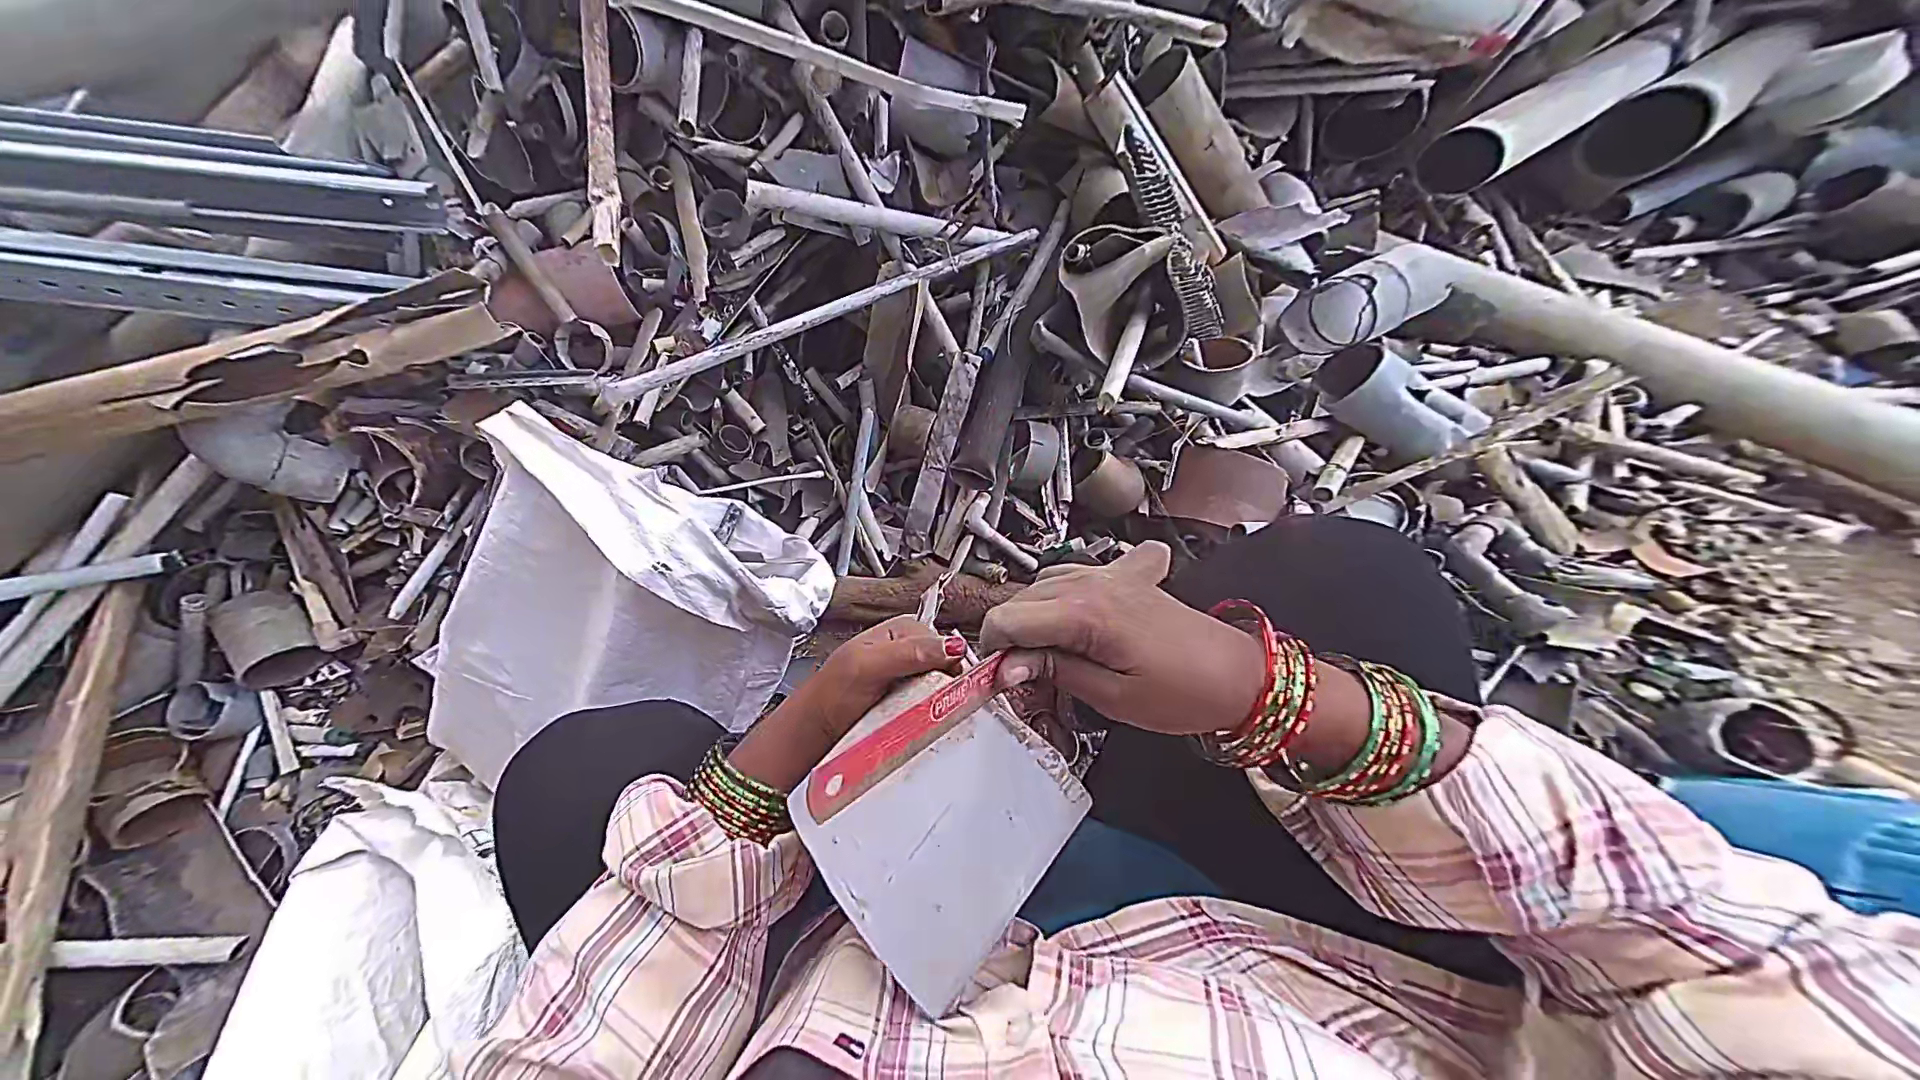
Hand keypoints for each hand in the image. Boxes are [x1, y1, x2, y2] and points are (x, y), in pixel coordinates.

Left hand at [730, 616, 963, 790]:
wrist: (815, 730)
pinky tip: (923, 722)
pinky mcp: (912, 704)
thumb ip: (908, 652)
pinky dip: (933, 715)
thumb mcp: (867, 665)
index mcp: (903, 630)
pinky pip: (934, 707)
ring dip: (940, 704)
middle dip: (946, 685)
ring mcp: (912, 679)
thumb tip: (951, 646)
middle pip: (948, 667)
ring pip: (944, 688)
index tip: (948, 685)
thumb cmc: (832, 694)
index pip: (944, 643)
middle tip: (931, 703)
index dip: (950, 664)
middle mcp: (911, 651)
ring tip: (923, 714)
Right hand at [979, 542, 1265, 736]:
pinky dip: (1059, 597)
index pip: (1008, 619)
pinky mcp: (1122, 578)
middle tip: (1029, 678)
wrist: (1242, 676)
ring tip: (1053, 655)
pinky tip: (1070, 620)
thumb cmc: (1188, 692)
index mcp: (1089, 611)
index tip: (1004, 679)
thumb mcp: (1114, 698)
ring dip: (1035, 619)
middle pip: (1020, 602)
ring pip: (1041, 586)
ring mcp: (1109, 576)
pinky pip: (1071, 575)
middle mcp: (1095, 583)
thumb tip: (1008, 666)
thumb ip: (1056, 672)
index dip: (996, 652)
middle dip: (1013, 640)